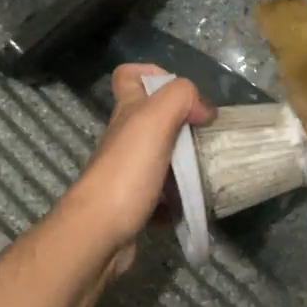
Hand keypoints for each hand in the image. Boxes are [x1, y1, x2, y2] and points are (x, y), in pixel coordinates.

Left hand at [60, 64, 212, 271]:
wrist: (99, 234)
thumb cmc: (127, 170)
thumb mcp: (154, 119)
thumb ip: (180, 98)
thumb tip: (204, 109)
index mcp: (128, 111)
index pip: (128, 76)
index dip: (152, 73)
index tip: (180, 92)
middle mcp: (125, 137)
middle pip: (152, 118)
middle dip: (182, 123)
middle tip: (205, 135)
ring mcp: (128, 172)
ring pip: (161, 156)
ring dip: (185, 163)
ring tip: (207, 170)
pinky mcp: (134, 204)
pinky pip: (162, 195)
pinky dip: (178, 199)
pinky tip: (191, 203)